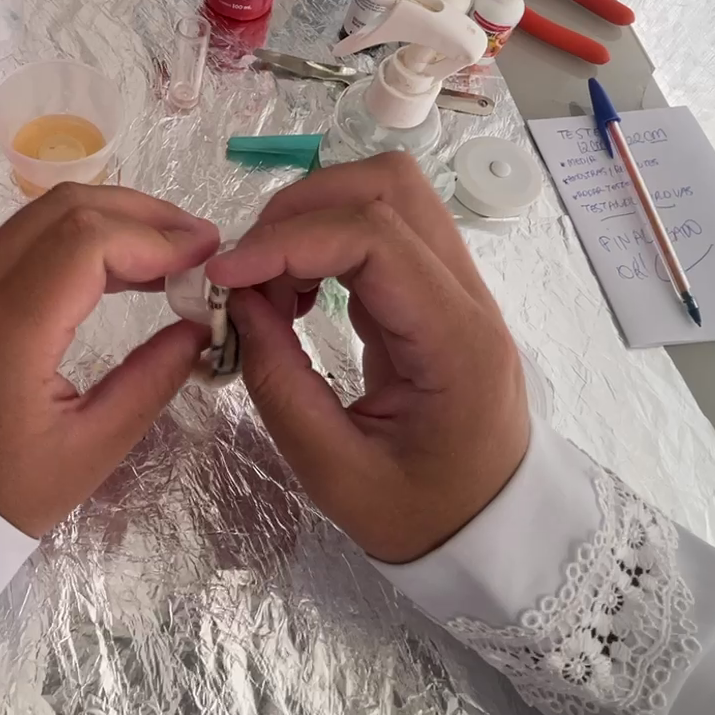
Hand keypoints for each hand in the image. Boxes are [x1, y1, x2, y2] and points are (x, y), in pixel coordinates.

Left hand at [0, 184, 219, 535]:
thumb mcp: (92, 451)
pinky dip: (80, 237)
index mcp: (5, 338)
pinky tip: (120, 265)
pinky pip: (25, 238)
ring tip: (168, 252)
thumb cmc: (4, 493)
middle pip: (64, 208)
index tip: (204, 257)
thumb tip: (202, 325)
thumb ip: (153, 379)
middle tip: (195, 243)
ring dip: (112, 219)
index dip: (153, 237)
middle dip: (140, 214)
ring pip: (42, 214)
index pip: (84, 243)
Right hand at [205, 154, 530, 563]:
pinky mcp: (431, 290)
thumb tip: (238, 302)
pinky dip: (321, 241)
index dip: (289, 242)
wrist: (490, 529)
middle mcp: (465, 296)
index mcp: (455, 342)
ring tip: (268, 283)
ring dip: (311, 218)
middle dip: (301, 209)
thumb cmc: (422, 514)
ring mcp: (454, 286)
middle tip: (246, 268)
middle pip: (391, 186)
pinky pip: (377, 230)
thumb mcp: (335, 473)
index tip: (224, 276)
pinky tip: (294, 293)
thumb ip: (280, 383)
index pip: (376, 239)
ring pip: (386, 194)